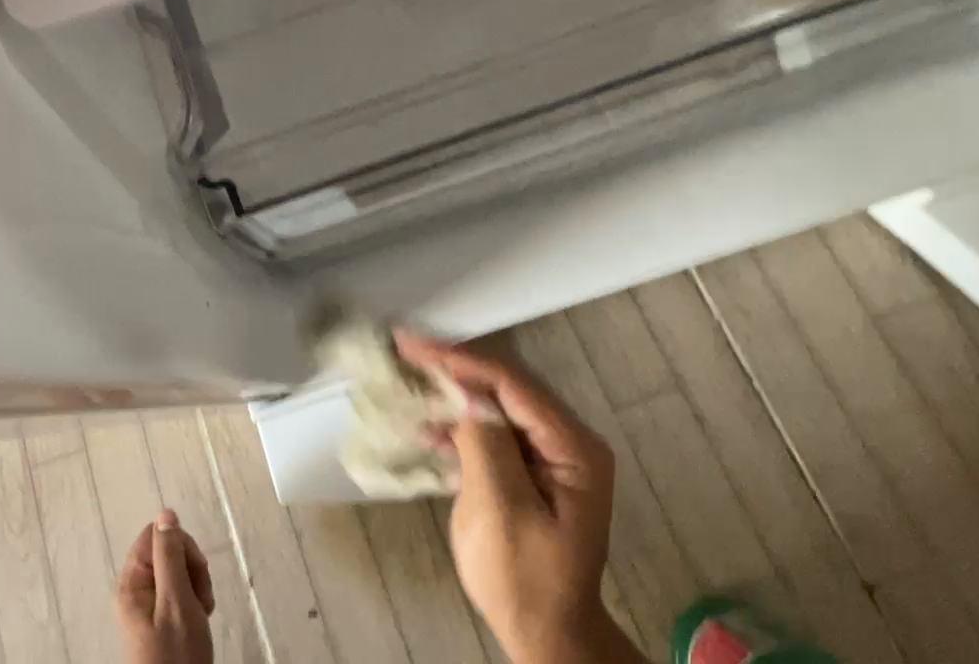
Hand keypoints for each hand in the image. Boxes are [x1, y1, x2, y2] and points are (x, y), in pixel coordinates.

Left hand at [116, 509, 215, 663]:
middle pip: (168, 551)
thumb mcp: (176, 601)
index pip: (156, 535)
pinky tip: (200, 618)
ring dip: (197, 585)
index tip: (194, 570)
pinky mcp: (160, 617)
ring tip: (202, 611)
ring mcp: (148, 604)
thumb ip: (171, 555)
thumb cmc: (176, 654)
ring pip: (178, 571)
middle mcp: (135, 588)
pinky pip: (180, 592)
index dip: (180, 546)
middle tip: (200, 597)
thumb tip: (166, 512)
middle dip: (192, 568)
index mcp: (131, 581)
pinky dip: (194, 600)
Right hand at [394, 331, 644, 663]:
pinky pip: (490, 430)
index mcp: (573, 448)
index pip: (512, 385)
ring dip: (451, 392)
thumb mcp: (503, 514)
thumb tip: (468, 395)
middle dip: (454, 367)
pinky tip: (425, 426)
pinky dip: (457, 424)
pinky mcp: (525, 467)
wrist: (544, 633)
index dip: (460, 361)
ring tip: (407, 376)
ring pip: (493, 403)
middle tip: (405, 348)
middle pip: (504, 386)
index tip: (414, 345)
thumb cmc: (526, 581)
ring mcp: (546, 453)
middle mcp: (565, 440)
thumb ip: (487, 447)